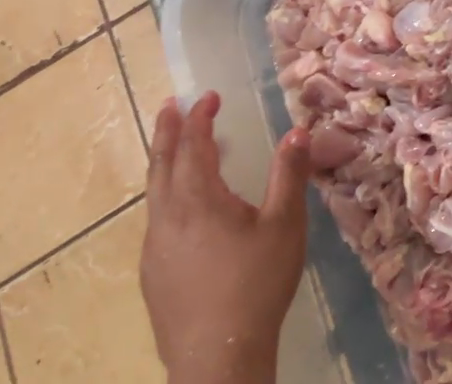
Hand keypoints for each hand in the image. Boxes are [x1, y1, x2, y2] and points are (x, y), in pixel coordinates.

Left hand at [141, 92, 311, 383]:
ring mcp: (154, 248)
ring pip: (155, 193)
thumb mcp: (285, 224)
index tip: (207, 96)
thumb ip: (289, 175)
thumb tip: (298, 130)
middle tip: (169, 105)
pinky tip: (184, 206)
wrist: (217, 355)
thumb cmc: (257, 283)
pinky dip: (167, 192)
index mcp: (198, 201)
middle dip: (166, 132)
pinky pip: (157, 217)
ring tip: (177, 148)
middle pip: (161, 165)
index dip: (199, 119)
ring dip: (165, 162)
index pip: (193, 147)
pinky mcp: (154, 272)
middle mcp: (167, 218)